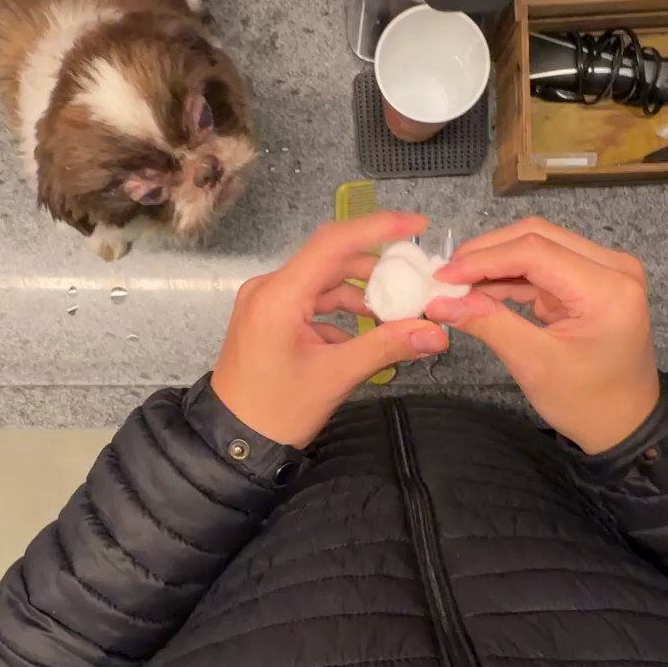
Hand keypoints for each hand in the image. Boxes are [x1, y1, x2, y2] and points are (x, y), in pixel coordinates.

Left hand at [213, 213, 449, 445]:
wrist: (232, 442)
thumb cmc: (275, 411)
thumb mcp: (336, 376)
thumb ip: (387, 346)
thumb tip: (434, 332)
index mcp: (279, 296)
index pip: (334, 243)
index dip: (379, 228)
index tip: (417, 224)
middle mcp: (268, 289)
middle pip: (331, 261)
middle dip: (376, 270)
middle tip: (415, 281)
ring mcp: (266, 303)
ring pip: (323, 283)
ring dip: (360, 295)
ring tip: (395, 314)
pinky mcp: (269, 318)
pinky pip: (311, 302)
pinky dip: (340, 313)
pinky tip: (363, 334)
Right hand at [425, 217, 658, 453]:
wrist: (624, 423)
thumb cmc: (588, 402)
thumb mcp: (534, 365)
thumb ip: (489, 324)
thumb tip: (440, 303)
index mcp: (608, 288)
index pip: (534, 252)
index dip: (482, 260)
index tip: (442, 277)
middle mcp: (612, 267)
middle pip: (537, 237)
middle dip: (486, 254)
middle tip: (446, 277)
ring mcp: (604, 270)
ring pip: (537, 246)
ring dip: (495, 263)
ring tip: (457, 286)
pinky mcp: (590, 279)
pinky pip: (543, 264)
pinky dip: (509, 276)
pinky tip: (480, 290)